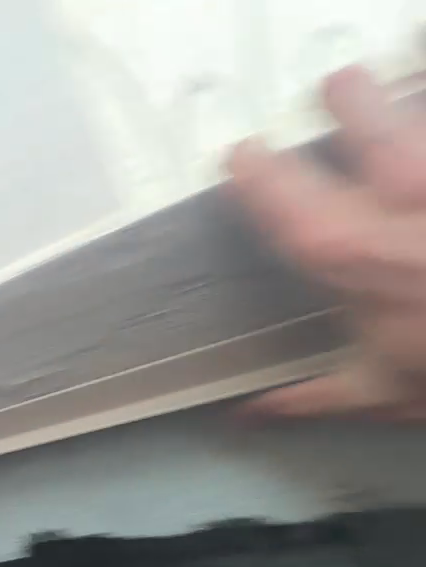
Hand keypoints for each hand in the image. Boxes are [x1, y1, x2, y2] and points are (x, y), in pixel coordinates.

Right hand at [226, 65, 425, 419]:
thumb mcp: (386, 393)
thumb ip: (316, 396)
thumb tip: (244, 415)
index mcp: (355, 260)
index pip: (292, 206)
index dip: (263, 177)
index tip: (241, 152)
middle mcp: (410, 210)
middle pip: (381, 143)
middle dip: (355, 109)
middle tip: (334, 80)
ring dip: (409, 106)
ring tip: (406, 69)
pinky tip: (425, 127)